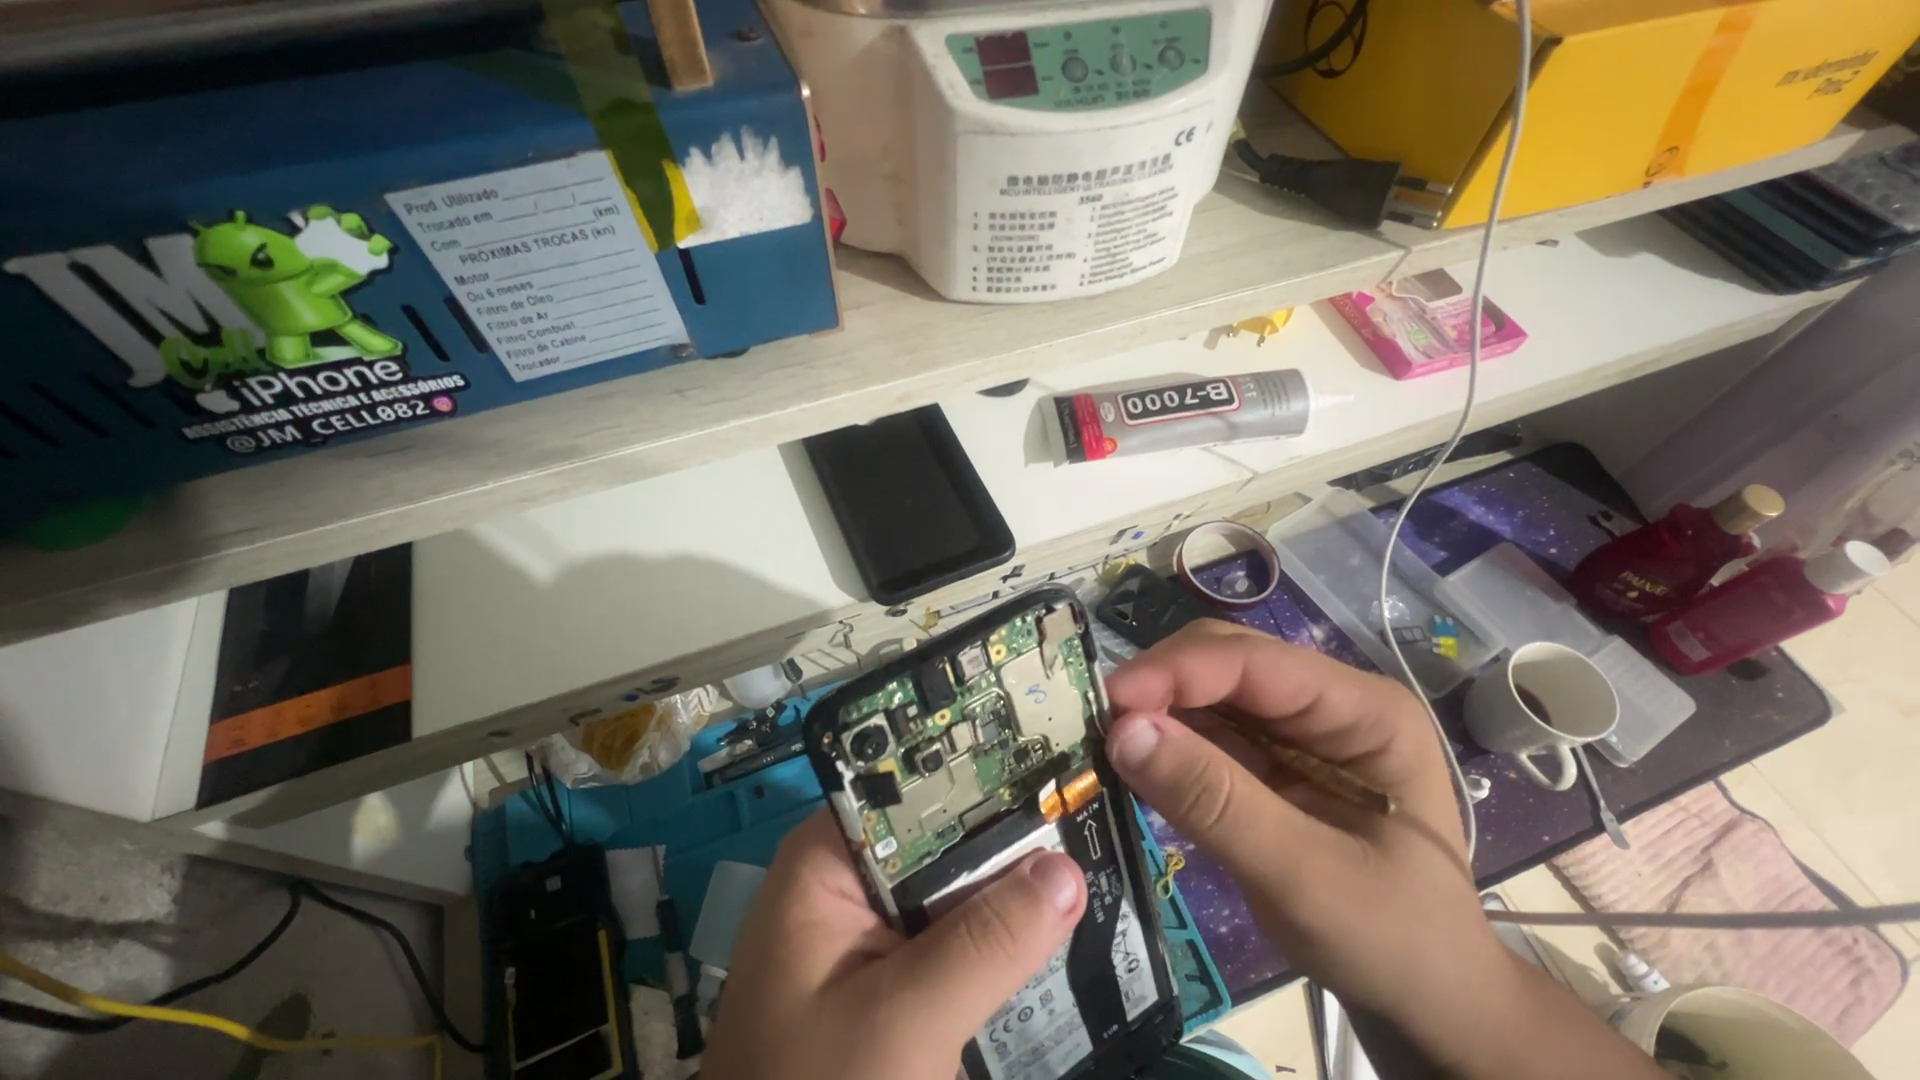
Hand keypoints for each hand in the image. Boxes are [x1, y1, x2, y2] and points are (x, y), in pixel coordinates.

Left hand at [703, 810, 1087, 1079]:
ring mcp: (871, 932)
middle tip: (1100, 829)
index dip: (990, 780)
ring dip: (1016, 898)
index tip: (1066, 777)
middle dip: (1016, 844)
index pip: (918, 793)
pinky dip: (1000, 945)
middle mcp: (849, 882)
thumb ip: (983, 945)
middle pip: (945, 841)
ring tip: (1099, 871)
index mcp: (828, 862)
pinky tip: (1058, 936)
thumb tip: (1066, 871)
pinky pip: (956, 941)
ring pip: (958, 893)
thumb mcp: (901, 1021)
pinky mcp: (892, 978)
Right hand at [1104, 621, 1664, 1078]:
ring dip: (1153, 714)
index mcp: (1364, 711)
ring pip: (1205, 695)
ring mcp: (1296, 733)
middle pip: (1226, 663)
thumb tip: (1122, 732)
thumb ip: (1217, 803)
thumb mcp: (1307, 878)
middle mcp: (1328, 704)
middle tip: (1097, 728)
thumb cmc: (1394, 942)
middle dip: (1160, 686)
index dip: (1177, 671)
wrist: (1427, 1003)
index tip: (1109, 703)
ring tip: (1101, 746)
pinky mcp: (1266, 765)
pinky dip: (1162, 747)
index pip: (1257, 663)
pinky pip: (1202, 737)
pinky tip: (1131, 766)